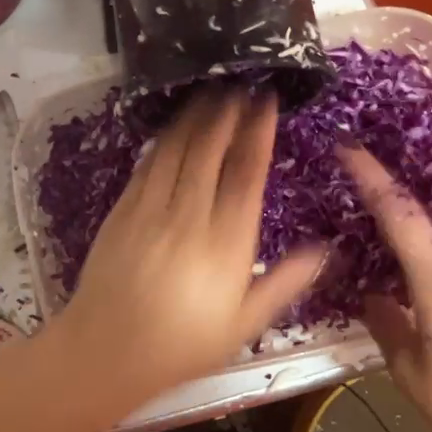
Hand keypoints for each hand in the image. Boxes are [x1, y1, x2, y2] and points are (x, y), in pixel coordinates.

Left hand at [55, 89, 325, 399]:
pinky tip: (172, 128)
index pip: (246, 173)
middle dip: (226, 112)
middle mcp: (189, 217)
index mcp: (227, 243)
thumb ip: (283, 282)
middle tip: (239, 82)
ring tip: (210, 92)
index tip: (266, 101)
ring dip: (194, 117)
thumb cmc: (182, 345)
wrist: (107, 349)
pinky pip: (146, 165)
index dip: (257, 132)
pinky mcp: (121, 211)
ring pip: (176, 150)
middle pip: (210, 150)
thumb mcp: (243, 324)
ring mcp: (150, 210)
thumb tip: (324, 250)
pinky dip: (162, 141)